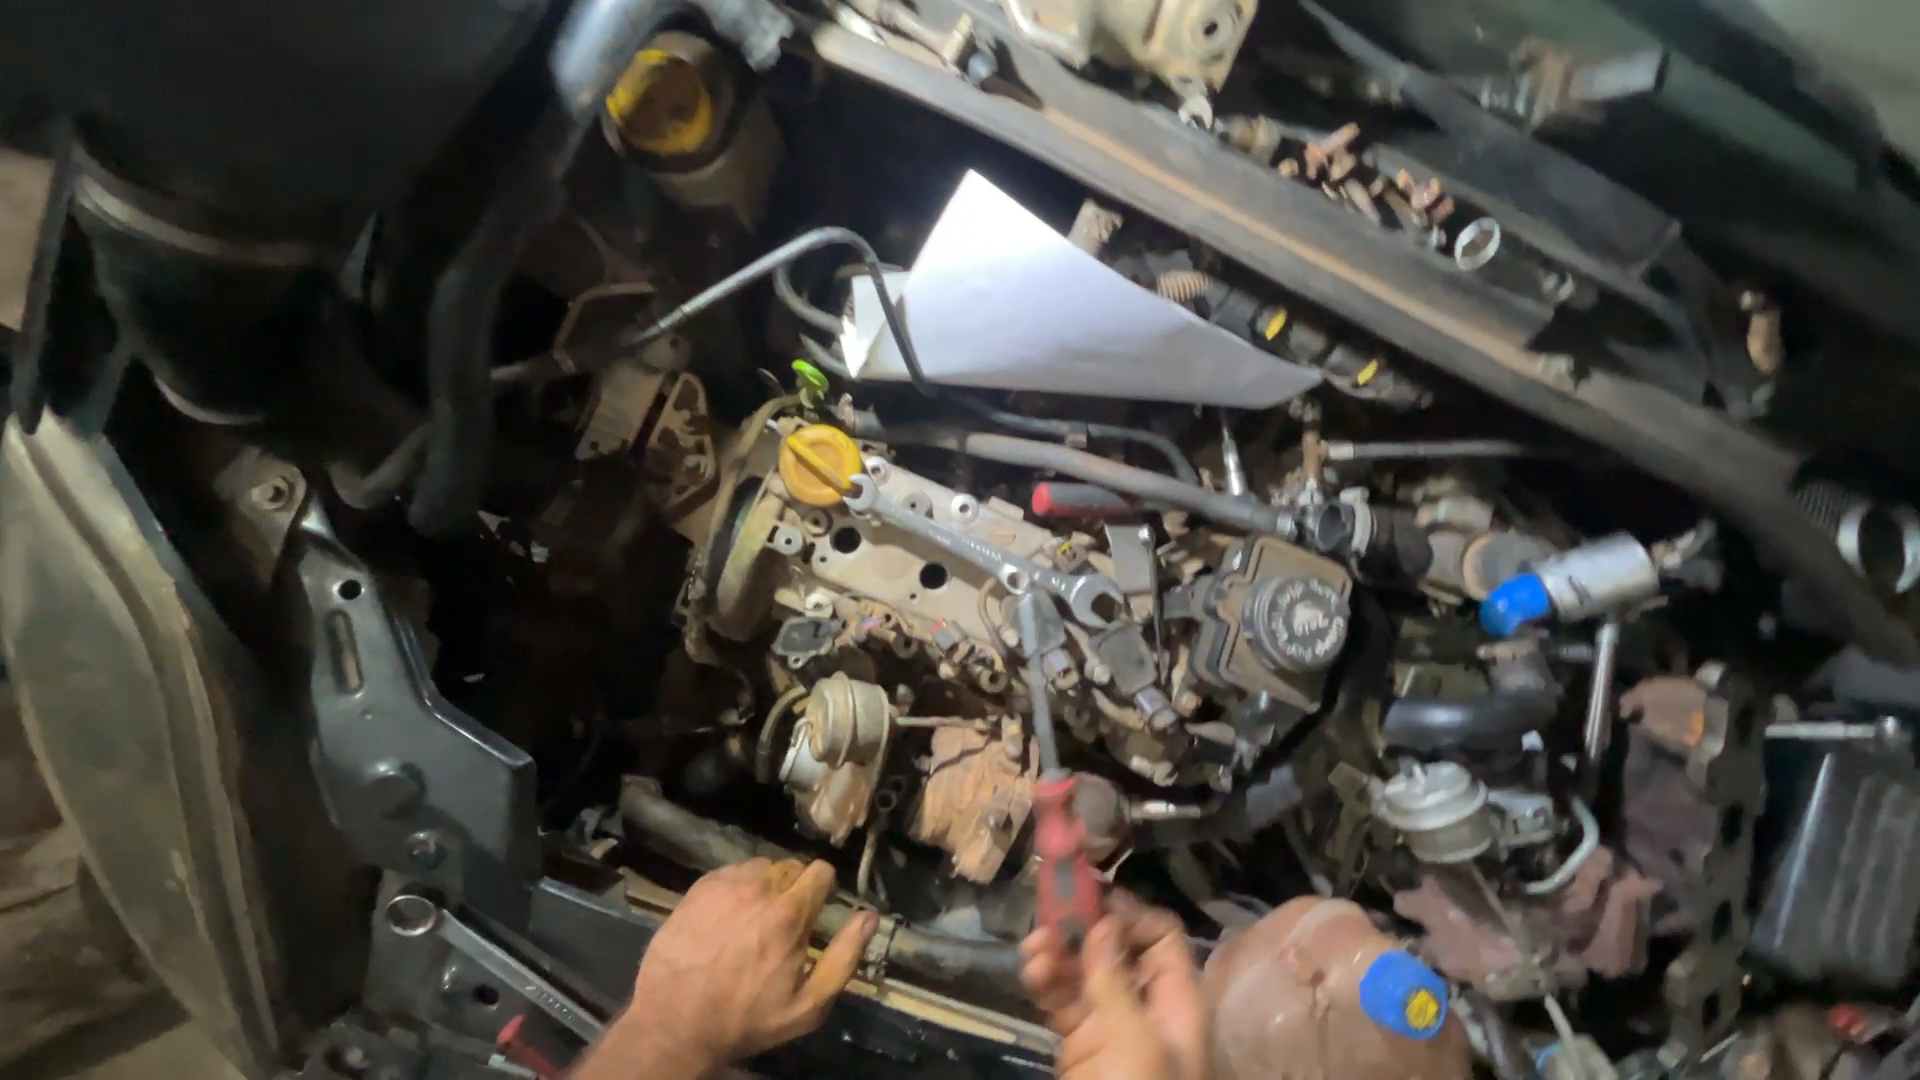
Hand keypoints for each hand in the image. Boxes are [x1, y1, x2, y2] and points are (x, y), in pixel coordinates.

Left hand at [583, 859, 876, 1078]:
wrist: (673, 1023)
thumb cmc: (746, 1019)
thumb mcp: (807, 1005)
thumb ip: (845, 957)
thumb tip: (870, 916)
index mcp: (789, 914)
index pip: (821, 871)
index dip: (823, 889)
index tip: (816, 909)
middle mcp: (759, 888)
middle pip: (792, 867)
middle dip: (795, 889)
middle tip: (782, 922)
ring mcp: (726, 884)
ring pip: (762, 866)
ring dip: (765, 886)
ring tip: (754, 917)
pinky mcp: (700, 886)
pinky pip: (732, 872)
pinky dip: (737, 888)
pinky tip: (728, 917)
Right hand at [1020, 892, 1208, 1079]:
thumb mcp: (1137, 1046)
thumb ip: (1116, 982)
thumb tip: (1103, 922)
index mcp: (1177, 1003)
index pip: (1161, 936)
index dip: (1128, 914)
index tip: (1090, 903)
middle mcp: (1145, 1005)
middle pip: (1116, 945)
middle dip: (1082, 928)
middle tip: (1050, 914)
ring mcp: (1109, 1023)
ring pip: (1083, 967)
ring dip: (1057, 952)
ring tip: (1035, 950)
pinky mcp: (1078, 1041)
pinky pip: (1060, 996)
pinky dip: (1045, 979)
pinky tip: (1032, 973)